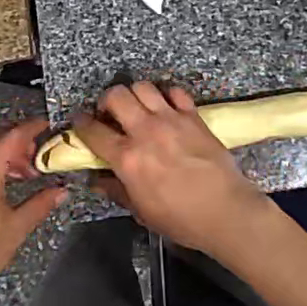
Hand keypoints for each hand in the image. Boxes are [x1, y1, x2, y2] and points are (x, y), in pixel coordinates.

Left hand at [0, 120, 66, 305]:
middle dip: (22, 143)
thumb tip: (61, 191)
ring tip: (28, 175)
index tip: (49, 124)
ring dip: (8, 157)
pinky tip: (6, 186)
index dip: (33, 127)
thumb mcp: (16, 228)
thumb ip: (41, 204)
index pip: (13, 136)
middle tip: (43, 155)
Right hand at [71, 82, 269, 255]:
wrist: (226, 211)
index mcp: (128, 158)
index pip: (94, 131)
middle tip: (110, 114)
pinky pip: (175, 92)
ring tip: (137, 108)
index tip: (80, 121)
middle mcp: (146, 132)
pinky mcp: (193, 117)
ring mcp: (171, 120)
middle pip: (116, 96)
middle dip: (107, 101)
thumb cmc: (181, 218)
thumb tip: (98, 181)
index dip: (81, 124)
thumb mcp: (141, 211)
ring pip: (143, 87)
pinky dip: (166, 95)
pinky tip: (166, 108)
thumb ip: (117, 191)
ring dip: (135, 94)